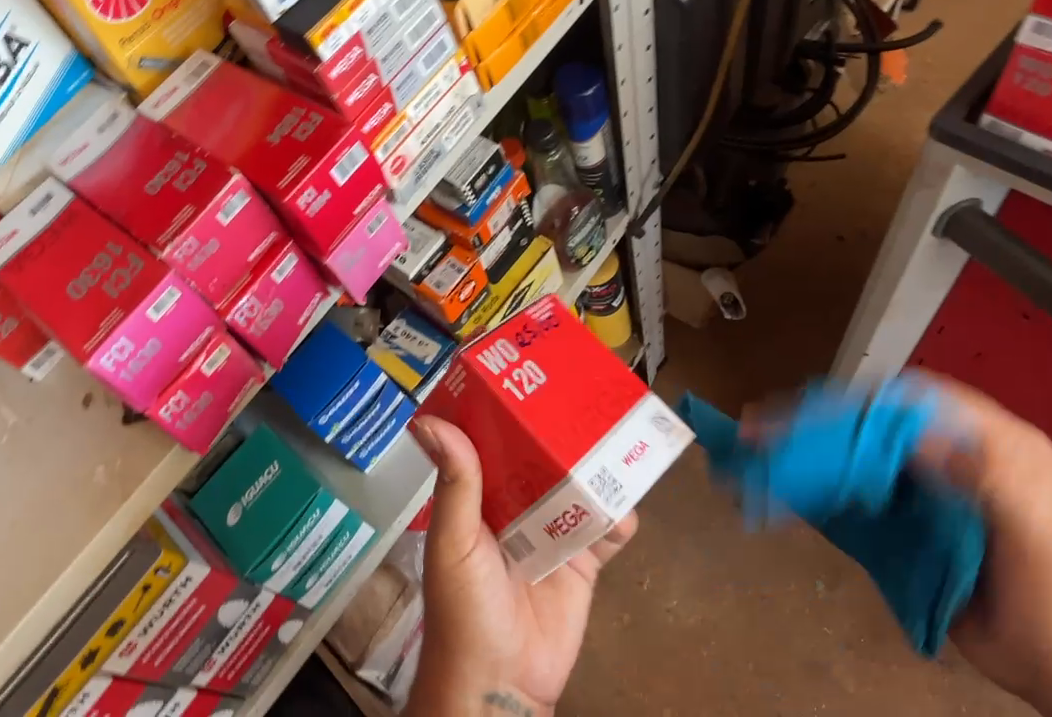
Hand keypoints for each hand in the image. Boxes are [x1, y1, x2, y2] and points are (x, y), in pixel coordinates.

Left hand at [404, 415, 637, 716]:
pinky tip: (622, 510)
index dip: (506, 409)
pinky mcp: (582, 562)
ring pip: (577, 484)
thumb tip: (429, 420)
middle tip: (585, 394)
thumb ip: (455, 483)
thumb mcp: (454, 541)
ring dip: (596, 466)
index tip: (526, 369)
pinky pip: (605, 530)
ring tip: (615, 437)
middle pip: (541, 455)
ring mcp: (550, 531)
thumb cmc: (465, 608)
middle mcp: (514, 505)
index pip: (492, 440)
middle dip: (560, 429)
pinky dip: (618, 517)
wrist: (502, 682)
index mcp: (477, 494)